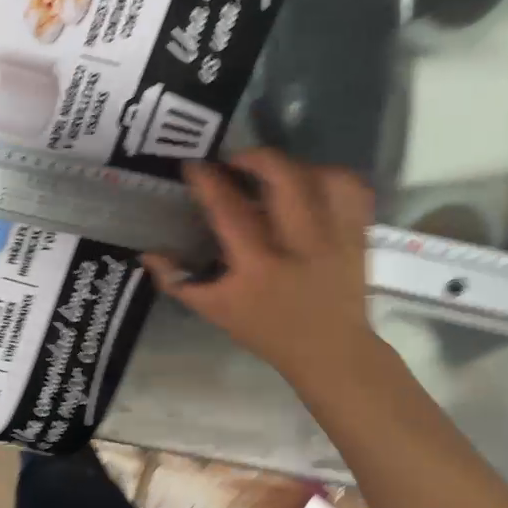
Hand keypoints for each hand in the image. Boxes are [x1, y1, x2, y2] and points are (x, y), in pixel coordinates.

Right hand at [142, 149, 378, 387]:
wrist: (329, 349)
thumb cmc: (264, 329)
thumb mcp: (212, 310)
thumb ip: (176, 280)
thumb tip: (148, 253)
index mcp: (257, 267)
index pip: (230, 212)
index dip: (210, 183)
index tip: (194, 166)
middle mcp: (299, 247)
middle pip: (287, 182)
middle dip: (259, 159)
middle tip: (236, 159)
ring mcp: (335, 239)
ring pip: (324, 179)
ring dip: (295, 165)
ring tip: (274, 171)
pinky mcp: (359, 236)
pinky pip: (354, 191)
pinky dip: (332, 176)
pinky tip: (311, 181)